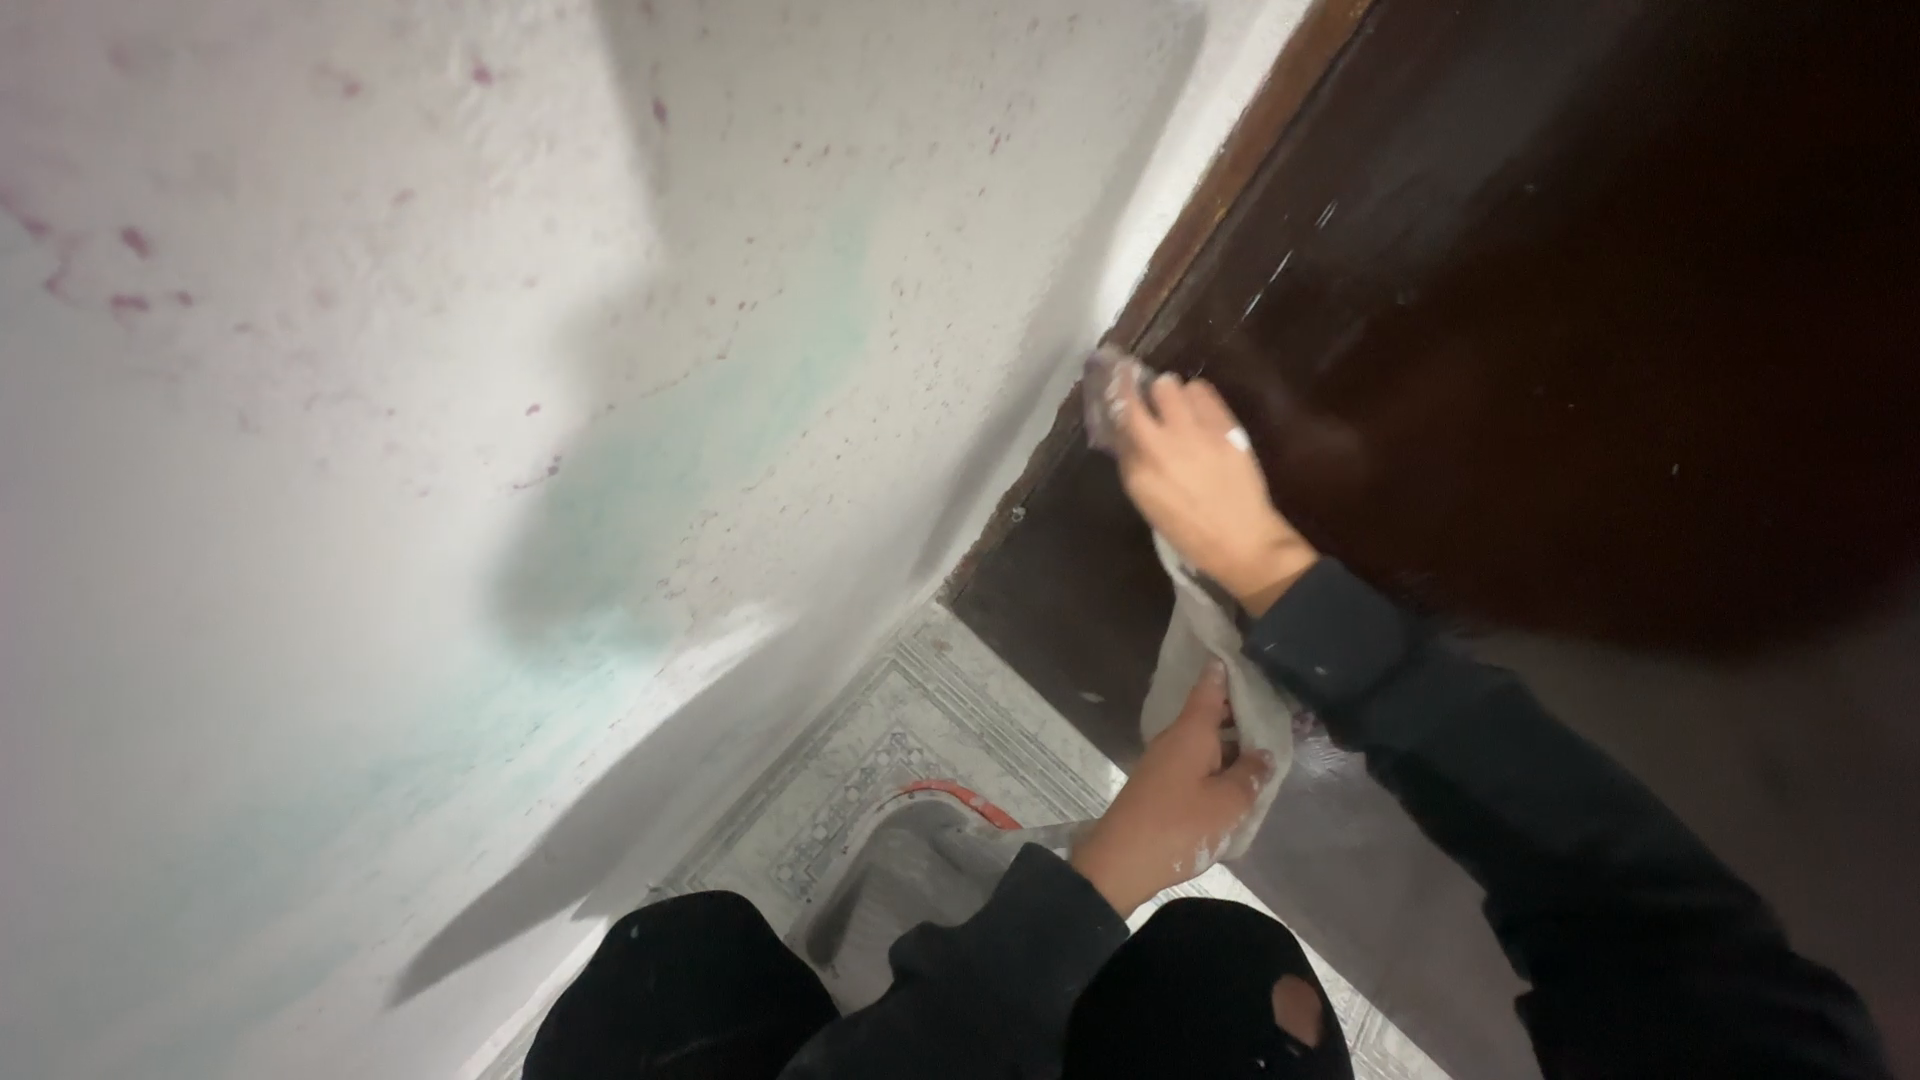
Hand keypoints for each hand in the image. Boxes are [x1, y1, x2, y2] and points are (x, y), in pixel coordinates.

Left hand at [1069, 660, 1275, 915]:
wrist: (1122, 859)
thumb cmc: (1178, 825)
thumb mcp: (1227, 803)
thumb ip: (1250, 776)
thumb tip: (1263, 753)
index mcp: (1190, 731)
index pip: (1209, 688)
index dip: (1225, 670)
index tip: (1241, 651)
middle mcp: (1176, 738)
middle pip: (1210, 715)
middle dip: (1240, 712)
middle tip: (1277, 711)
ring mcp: (1166, 762)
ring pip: (1205, 741)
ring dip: (1232, 743)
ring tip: (1268, 749)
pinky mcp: (1161, 785)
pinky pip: (1197, 763)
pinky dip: (1219, 765)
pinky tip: (1239, 781)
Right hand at [1112, 366, 1317, 615]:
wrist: (1241, 540)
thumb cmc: (1188, 530)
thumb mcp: (1148, 503)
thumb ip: (1133, 466)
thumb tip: (1125, 435)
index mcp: (1138, 473)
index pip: (1117, 427)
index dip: (1114, 407)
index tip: (1113, 392)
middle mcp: (1161, 448)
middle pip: (1135, 399)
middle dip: (1132, 387)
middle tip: (1137, 385)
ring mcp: (1194, 434)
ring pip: (1169, 386)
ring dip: (1167, 390)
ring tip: (1173, 401)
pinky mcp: (1224, 427)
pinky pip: (1203, 391)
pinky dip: (1195, 394)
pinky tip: (1196, 406)